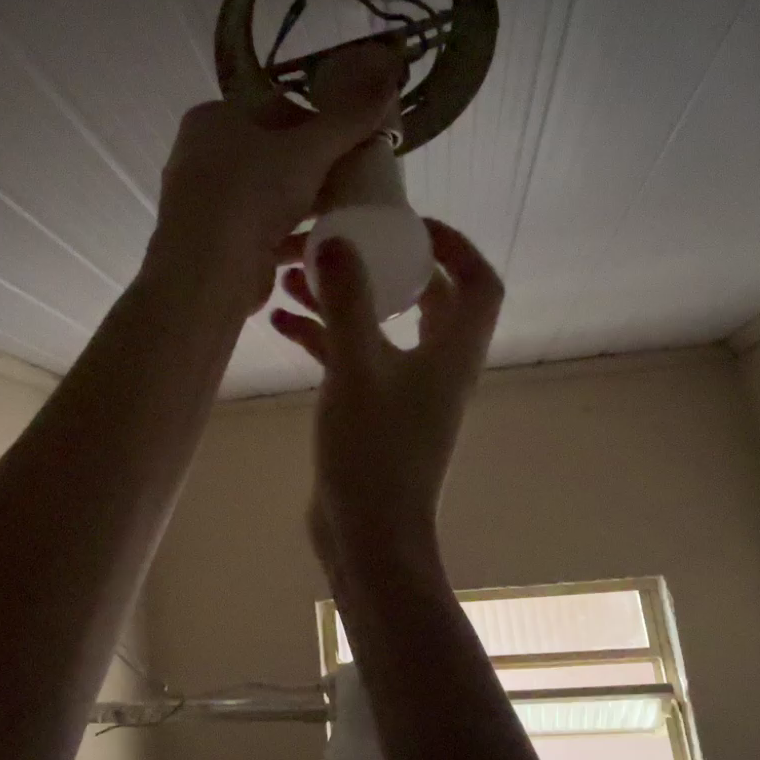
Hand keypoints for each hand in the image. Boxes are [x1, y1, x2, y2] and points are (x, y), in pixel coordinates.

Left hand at [144, 44, 400, 312]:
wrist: (209, 272)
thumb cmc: (251, 194)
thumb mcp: (308, 149)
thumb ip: (349, 117)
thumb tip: (389, 72)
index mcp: (213, 120)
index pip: (276, 109)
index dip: (320, 122)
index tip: (354, 139)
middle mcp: (203, 158)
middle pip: (274, 155)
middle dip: (317, 166)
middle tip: (359, 175)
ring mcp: (208, 205)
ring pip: (270, 196)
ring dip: (309, 202)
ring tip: (352, 207)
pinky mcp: (220, 245)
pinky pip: (266, 233)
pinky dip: (296, 235)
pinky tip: (329, 241)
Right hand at [270, 219, 504, 557]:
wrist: (368, 535)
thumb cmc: (374, 450)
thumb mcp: (355, 368)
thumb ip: (345, 302)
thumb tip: (335, 241)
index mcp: (452, 351)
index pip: (479, 283)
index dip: (456, 246)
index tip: (411, 225)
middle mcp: (437, 366)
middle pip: (426, 299)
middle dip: (385, 267)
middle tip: (345, 241)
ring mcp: (404, 391)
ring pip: (381, 328)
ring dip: (343, 301)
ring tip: (294, 277)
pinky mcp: (373, 411)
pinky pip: (352, 359)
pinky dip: (323, 338)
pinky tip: (280, 325)